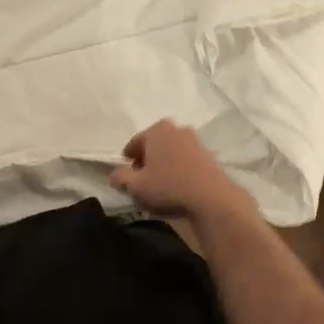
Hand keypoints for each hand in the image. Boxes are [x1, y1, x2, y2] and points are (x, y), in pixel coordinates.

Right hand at [110, 119, 254, 222]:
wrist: (209, 195)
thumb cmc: (168, 186)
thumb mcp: (137, 186)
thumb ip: (121, 178)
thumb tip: (114, 174)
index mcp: (157, 130)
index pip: (135, 143)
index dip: (128, 160)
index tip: (126, 174)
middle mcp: (175, 128)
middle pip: (153, 144)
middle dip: (146, 159)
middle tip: (142, 179)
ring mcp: (193, 138)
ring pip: (170, 149)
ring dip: (163, 162)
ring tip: (160, 183)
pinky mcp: (206, 152)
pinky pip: (184, 157)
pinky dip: (178, 166)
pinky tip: (177, 183)